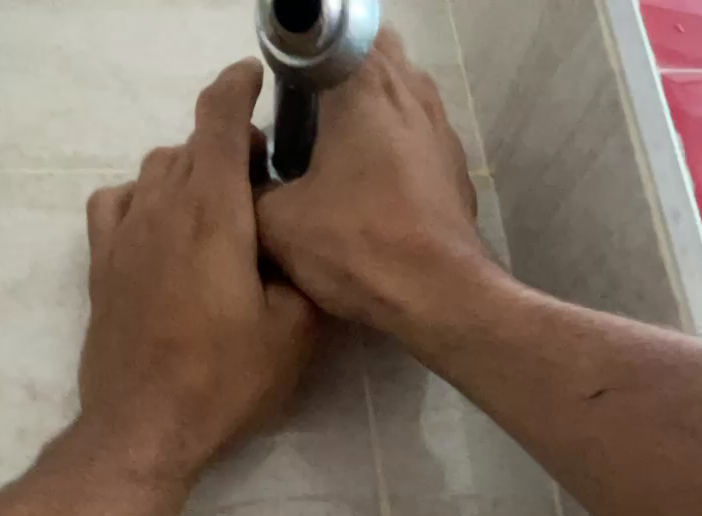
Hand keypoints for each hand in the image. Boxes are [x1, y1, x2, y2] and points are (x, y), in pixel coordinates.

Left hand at [77, 59, 318, 484]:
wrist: (146, 425)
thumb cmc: (225, 381)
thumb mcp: (294, 335)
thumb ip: (305, 276)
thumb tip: (304, 245)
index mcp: (214, 213)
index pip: (218, 120)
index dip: (237, 88)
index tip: (255, 80)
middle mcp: (162, 207)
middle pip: (190, 144)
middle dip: (226, 144)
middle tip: (258, 182)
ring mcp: (124, 235)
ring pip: (153, 169)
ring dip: (187, 170)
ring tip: (213, 205)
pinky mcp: (101, 265)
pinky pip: (115, 202)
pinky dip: (140, 196)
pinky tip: (157, 225)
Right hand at [254, 29, 493, 334]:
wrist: (436, 294)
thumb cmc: (356, 247)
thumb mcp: (278, 224)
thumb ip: (251, 190)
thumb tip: (247, 183)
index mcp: (361, 85)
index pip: (328, 34)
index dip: (299, 61)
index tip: (281, 97)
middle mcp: (409, 88)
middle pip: (369, 55)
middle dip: (336, 81)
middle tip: (305, 124)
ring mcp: (440, 126)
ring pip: (398, 94)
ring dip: (368, 114)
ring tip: (337, 159)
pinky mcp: (454, 165)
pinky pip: (417, 136)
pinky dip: (393, 149)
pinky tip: (373, 192)